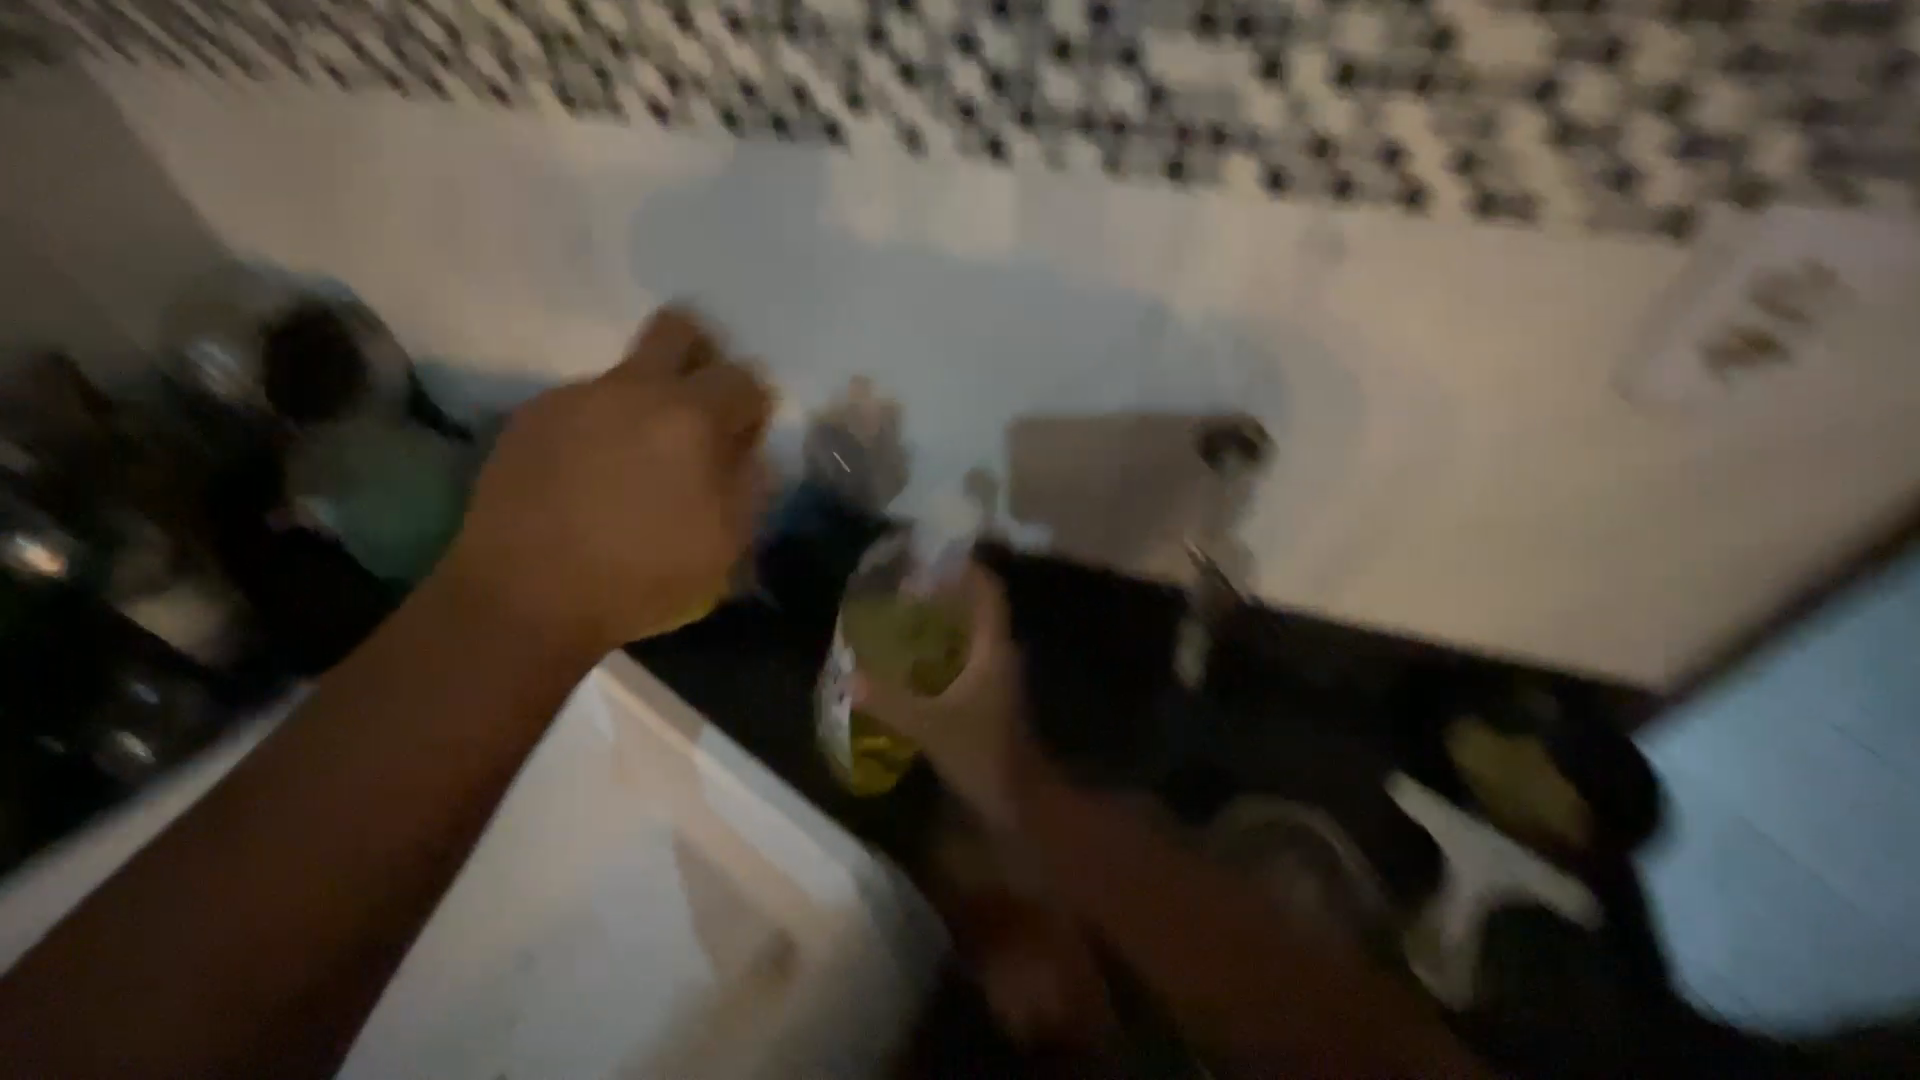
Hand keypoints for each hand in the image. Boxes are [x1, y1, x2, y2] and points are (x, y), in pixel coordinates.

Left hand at [440, 307, 770, 652]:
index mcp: (692, 418)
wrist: (525, 595)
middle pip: (678, 328)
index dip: (753, 408)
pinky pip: (583, 404)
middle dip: (701, 354)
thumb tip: (748, 452)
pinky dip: (600, 428)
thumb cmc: (641, 577)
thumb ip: (749, 485)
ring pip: (626, 373)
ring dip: (645, 403)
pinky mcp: (531, 416)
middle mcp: (634, 388)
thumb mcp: (725, 546)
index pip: (745, 378)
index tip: (744, 440)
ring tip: (634, 461)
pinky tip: (589, 475)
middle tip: (700, 404)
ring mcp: (576, 396)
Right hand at [852, 564, 1041, 826]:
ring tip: (900, 614)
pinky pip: (964, 656)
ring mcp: (996, 676)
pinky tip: (910, 658)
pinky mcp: (988, 696)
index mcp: (994, 650)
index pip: (988, 591)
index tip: (929, 556)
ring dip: (942, 620)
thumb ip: (889, 700)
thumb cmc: (982, 754)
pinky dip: (941, 648)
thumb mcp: (930, 726)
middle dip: (944, 592)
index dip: (964, 568)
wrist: (1021, 799)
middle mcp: (999, 654)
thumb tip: (848, 676)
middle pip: (977, 607)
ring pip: (970, 633)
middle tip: (901, 586)